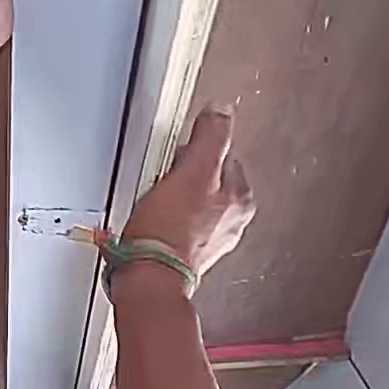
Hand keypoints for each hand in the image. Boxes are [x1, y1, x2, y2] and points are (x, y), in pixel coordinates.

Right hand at [121, 108, 255, 277]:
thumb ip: (212, 136)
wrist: (147, 278)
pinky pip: (173, 229)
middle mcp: (230, 222)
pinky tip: (149, 228)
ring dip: (170, 204)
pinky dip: (162, 226)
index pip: (220, 155)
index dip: (192, 153)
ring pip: (188, 206)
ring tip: (152, 210)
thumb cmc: (168, 232)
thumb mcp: (194, 170)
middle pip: (205, 182)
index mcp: (241, 199)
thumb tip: (221, 110)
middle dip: (182, 180)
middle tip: (161, 187)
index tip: (174, 162)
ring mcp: (207, 242)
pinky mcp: (183, 257)